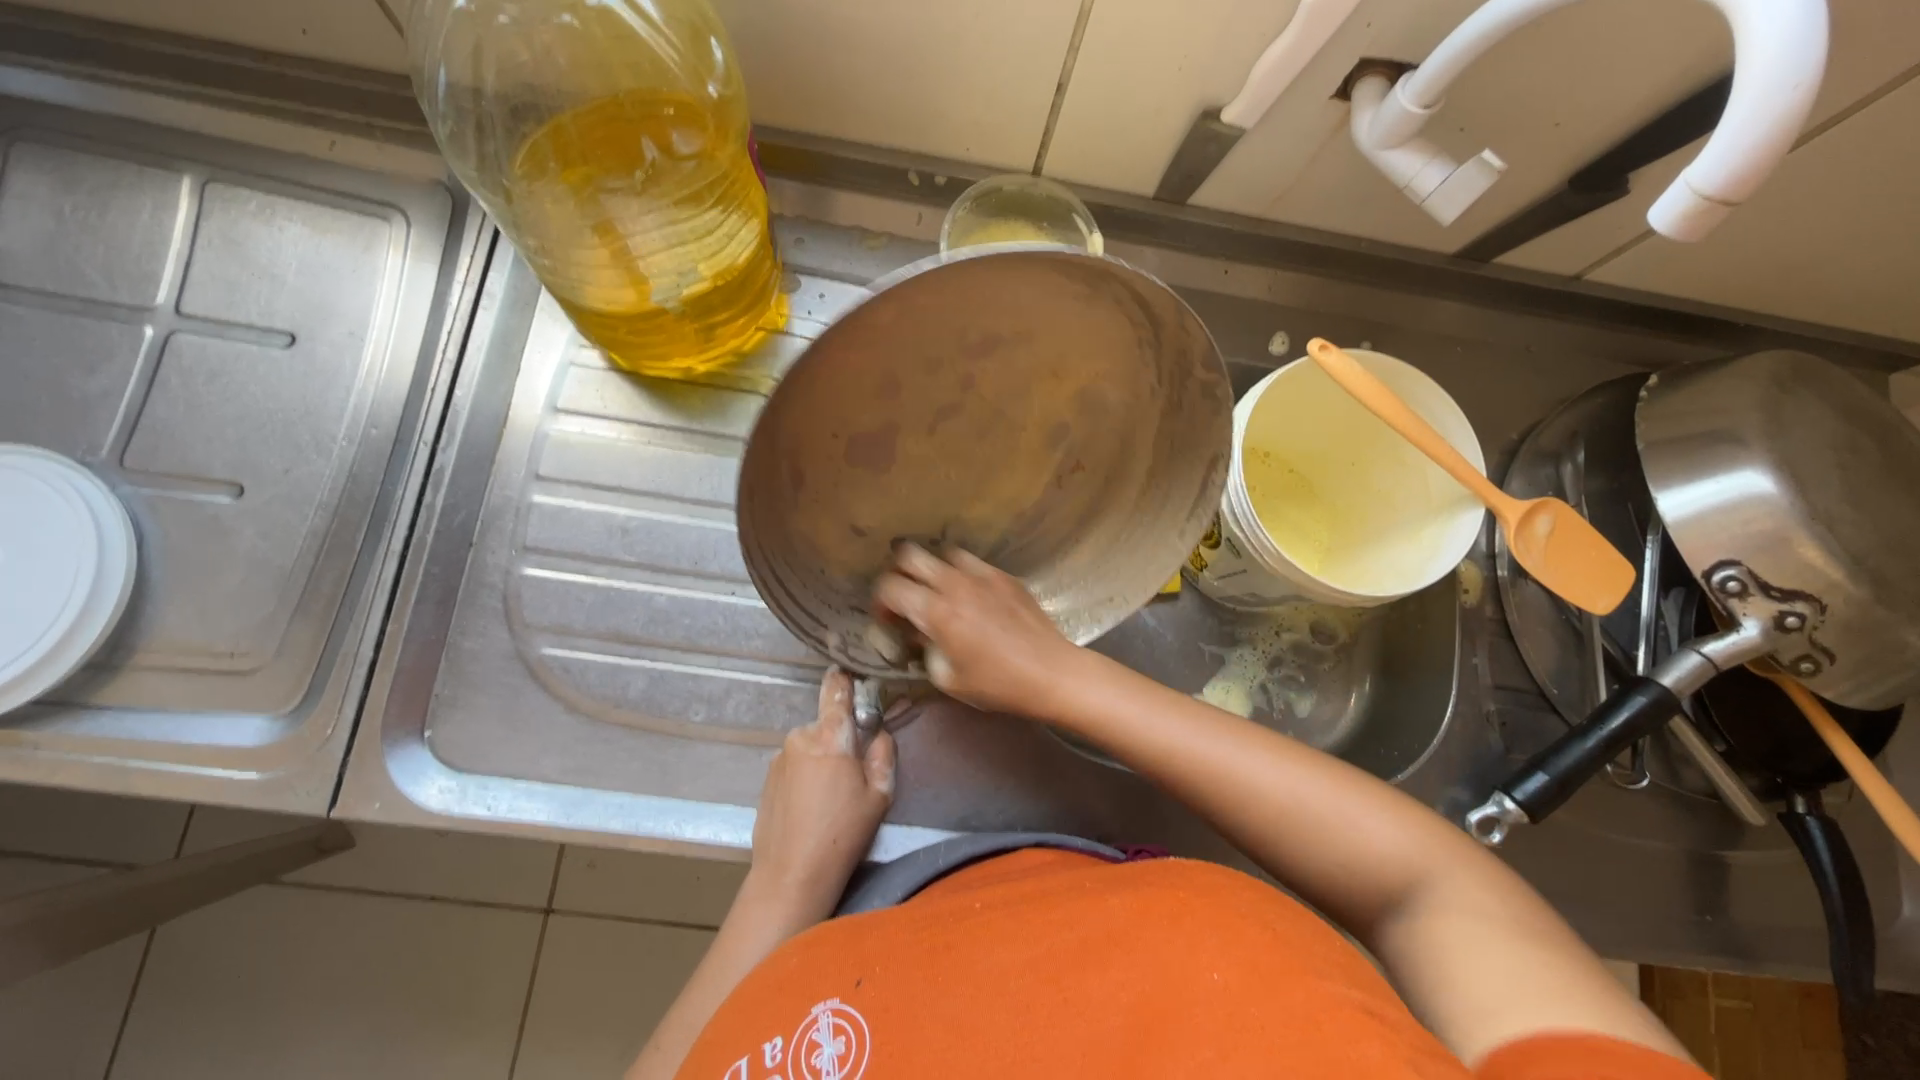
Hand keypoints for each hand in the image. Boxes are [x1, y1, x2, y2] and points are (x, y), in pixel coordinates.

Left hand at [747, 669, 895, 922]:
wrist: (791, 874)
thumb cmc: (843, 834)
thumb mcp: (878, 796)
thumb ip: (882, 755)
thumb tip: (878, 734)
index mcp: (830, 737)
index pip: (836, 692)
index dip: (844, 679)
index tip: (849, 671)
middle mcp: (800, 738)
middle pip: (825, 726)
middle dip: (839, 741)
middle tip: (852, 774)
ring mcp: (779, 758)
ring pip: (809, 746)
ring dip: (820, 760)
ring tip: (830, 799)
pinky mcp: (766, 779)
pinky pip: (793, 765)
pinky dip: (804, 776)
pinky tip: (810, 807)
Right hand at [873, 543, 1080, 715]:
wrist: (1052, 672)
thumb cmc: (998, 684)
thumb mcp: (948, 678)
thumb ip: (924, 649)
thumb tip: (917, 632)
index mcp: (936, 611)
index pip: (890, 586)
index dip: (880, 601)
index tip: (887, 619)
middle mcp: (955, 583)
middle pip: (910, 554)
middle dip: (899, 572)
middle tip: (905, 596)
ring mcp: (982, 574)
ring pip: (942, 552)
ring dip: (932, 568)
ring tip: (937, 592)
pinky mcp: (1004, 575)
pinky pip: (971, 562)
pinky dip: (960, 573)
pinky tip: (970, 595)